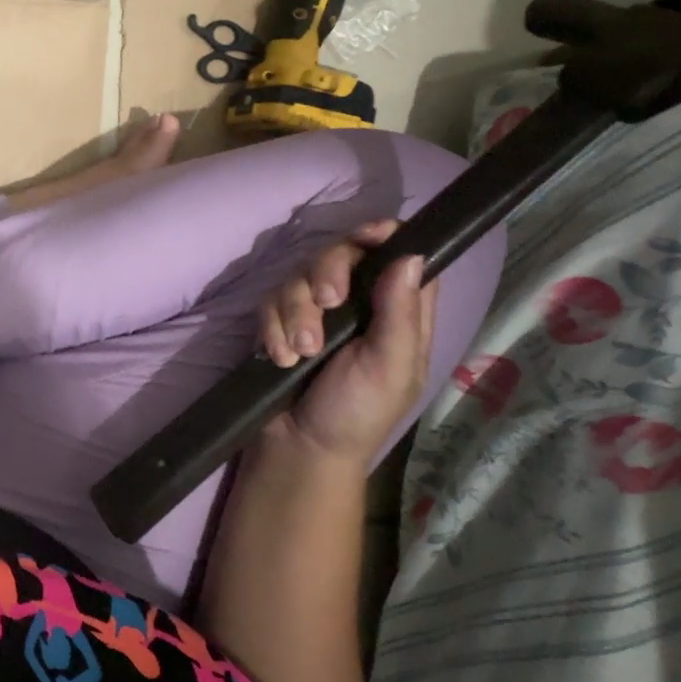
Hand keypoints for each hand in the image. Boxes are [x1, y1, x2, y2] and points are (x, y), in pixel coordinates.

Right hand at [258, 220, 438, 466]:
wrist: (301, 446)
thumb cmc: (358, 413)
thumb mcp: (391, 368)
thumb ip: (400, 313)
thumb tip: (411, 255)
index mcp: (399, 312)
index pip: (399, 256)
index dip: (384, 237)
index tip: (366, 235)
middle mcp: (358, 304)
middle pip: (340, 256)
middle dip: (326, 275)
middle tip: (326, 303)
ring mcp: (316, 312)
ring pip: (298, 278)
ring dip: (294, 313)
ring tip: (299, 353)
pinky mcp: (280, 322)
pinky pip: (268, 302)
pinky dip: (272, 328)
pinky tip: (279, 357)